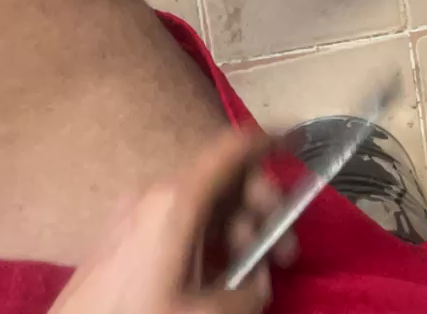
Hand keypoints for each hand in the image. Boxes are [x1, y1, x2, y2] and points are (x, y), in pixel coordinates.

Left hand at [49, 130, 295, 313]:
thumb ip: (247, 292)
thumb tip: (260, 280)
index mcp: (177, 199)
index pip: (233, 147)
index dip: (271, 136)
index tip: (300, 134)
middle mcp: (157, 190)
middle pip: (225, 176)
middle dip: (263, 206)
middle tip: (283, 248)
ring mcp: (137, 206)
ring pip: (205, 198)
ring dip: (237, 225)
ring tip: (246, 270)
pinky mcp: (125, 226)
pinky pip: (181, 213)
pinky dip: (208, 233)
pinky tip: (214, 272)